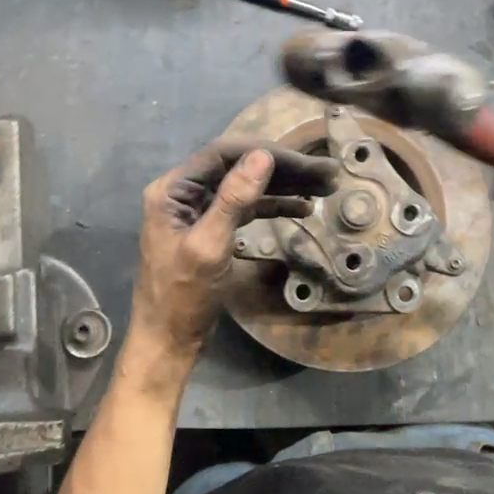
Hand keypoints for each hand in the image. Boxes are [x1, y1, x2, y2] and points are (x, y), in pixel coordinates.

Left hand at [126, 140, 338, 385]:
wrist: (168, 340)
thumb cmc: (182, 296)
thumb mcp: (210, 245)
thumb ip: (235, 200)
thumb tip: (262, 156)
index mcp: (173, 190)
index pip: (223, 154)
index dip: (264, 152)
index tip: (303, 159)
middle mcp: (183, 192)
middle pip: (237, 167)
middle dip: (282, 168)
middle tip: (325, 173)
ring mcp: (198, 211)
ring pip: (246, 187)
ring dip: (283, 186)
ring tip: (323, 187)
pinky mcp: (212, 228)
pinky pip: (246, 208)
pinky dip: (273, 206)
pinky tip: (302, 208)